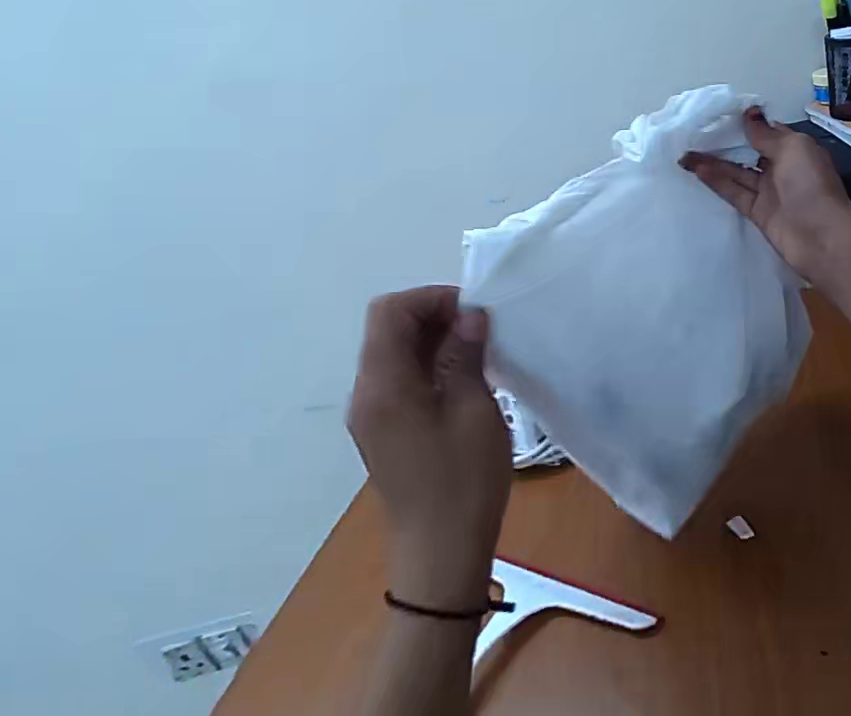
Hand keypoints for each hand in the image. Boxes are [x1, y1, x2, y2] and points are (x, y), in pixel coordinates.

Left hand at [347, 287, 510, 609]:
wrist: (441, 552)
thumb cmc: (463, 481)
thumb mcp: (475, 410)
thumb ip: (466, 356)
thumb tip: (470, 315)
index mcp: (383, 387)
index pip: (391, 312)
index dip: (433, 298)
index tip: (476, 311)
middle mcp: (367, 394)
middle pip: (389, 327)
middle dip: (436, 315)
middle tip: (483, 329)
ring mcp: (373, 412)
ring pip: (396, 350)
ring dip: (435, 338)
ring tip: (480, 351)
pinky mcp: (386, 427)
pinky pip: (401, 376)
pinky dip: (430, 362)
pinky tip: (465, 378)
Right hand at [680, 107, 850, 283]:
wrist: (821, 237)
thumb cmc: (811, 184)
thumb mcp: (792, 147)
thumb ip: (766, 134)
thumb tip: (749, 114)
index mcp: (796, 149)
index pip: (768, 132)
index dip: (746, 123)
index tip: (719, 115)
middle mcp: (782, 168)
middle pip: (749, 151)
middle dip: (726, 142)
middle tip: (695, 132)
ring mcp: (769, 191)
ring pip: (737, 172)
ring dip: (714, 161)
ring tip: (685, 151)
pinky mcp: (757, 212)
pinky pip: (734, 192)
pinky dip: (716, 181)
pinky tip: (696, 169)